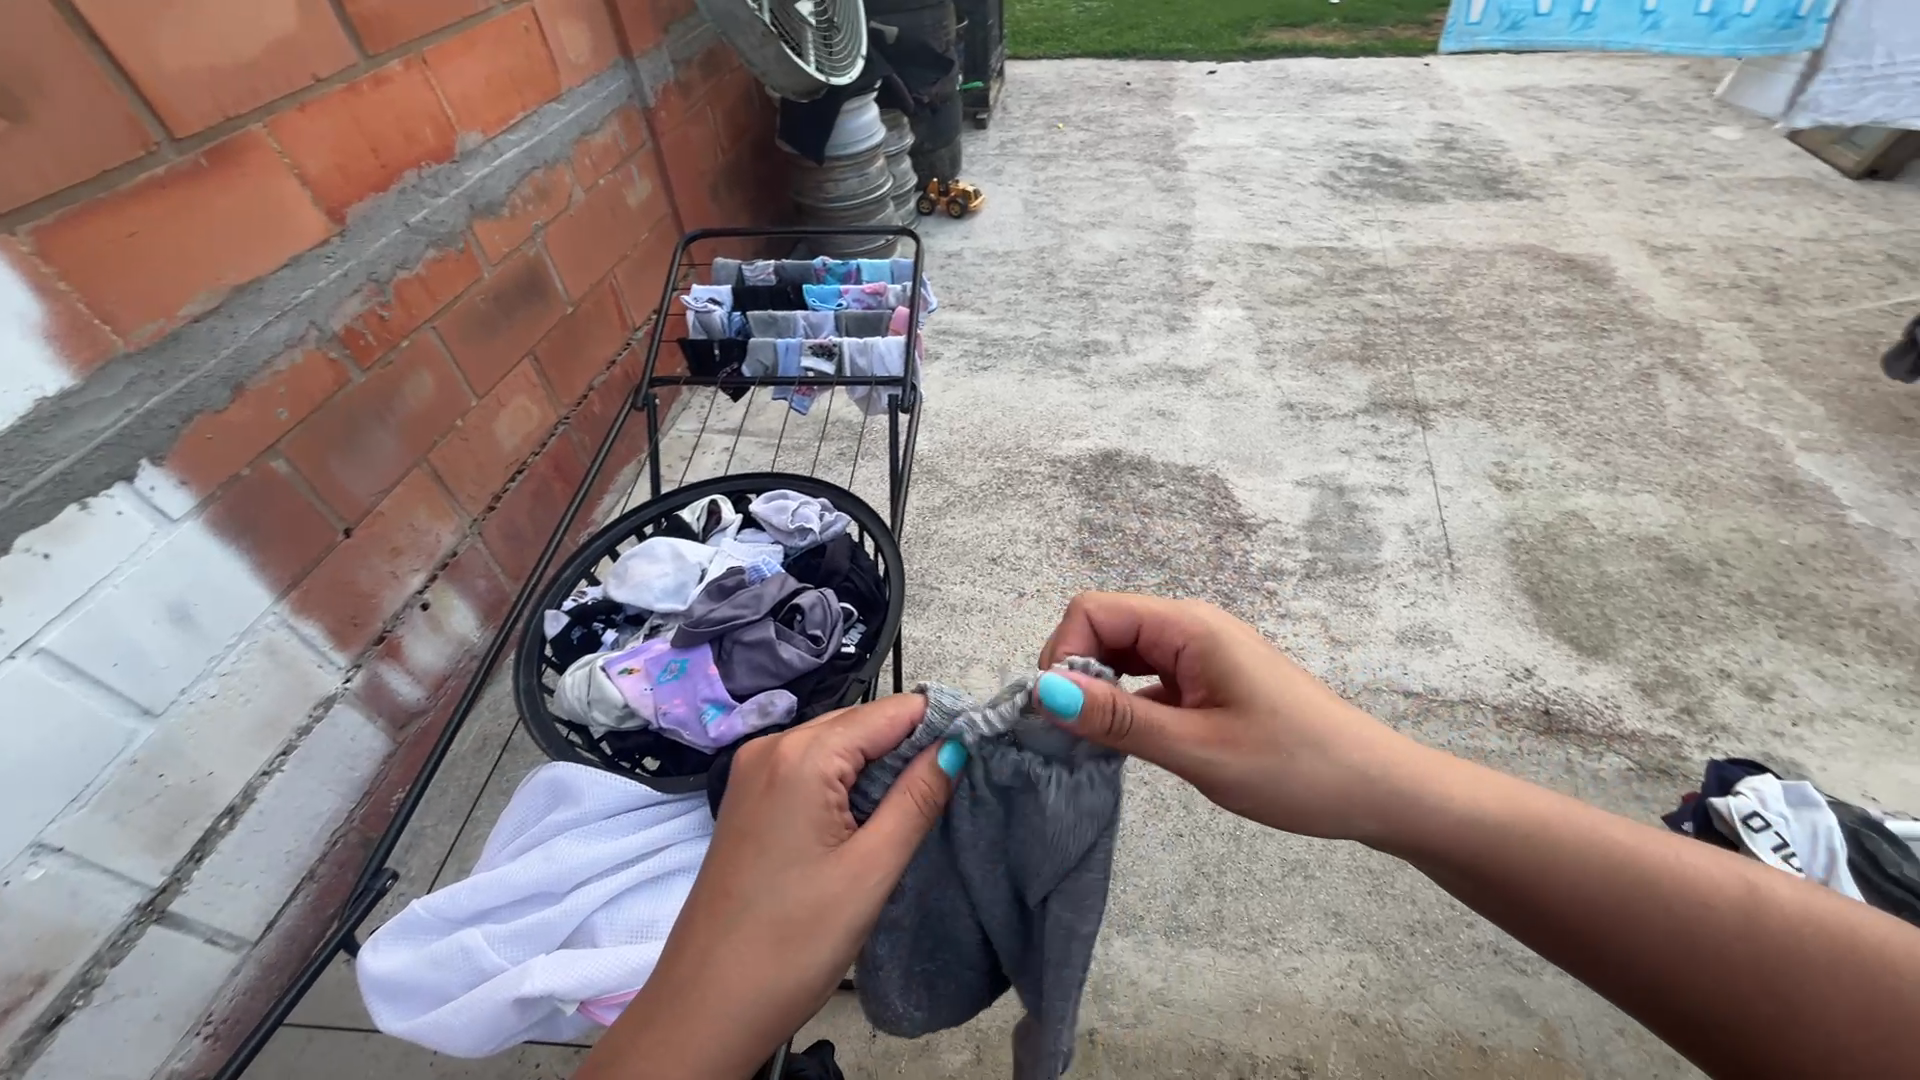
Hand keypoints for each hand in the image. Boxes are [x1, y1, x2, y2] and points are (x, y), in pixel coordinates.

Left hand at [578, 694, 962, 1079]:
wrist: (704, 1008)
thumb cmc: (792, 943)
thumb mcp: (870, 870)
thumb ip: (917, 798)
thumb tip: (956, 745)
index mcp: (802, 755)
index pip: (890, 711)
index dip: (937, 724)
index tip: (975, 750)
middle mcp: (771, 746)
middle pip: (860, 723)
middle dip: (907, 746)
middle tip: (948, 786)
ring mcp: (752, 770)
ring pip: (835, 744)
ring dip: (877, 766)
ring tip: (914, 805)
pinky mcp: (747, 797)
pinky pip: (809, 767)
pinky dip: (844, 781)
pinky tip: (866, 816)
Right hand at [1036, 592, 1417, 842]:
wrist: (1379, 790)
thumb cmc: (1296, 768)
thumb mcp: (1197, 749)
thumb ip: (1117, 719)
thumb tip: (1043, 692)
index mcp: (1189, 626)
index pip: (1093, 611)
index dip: (1063, 653)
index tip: (1059, 711)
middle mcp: (1191, 627)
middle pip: (1104, 628)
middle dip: (1076, 672)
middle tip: (1072, 732)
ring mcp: (1201, 652)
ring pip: (1123, 653)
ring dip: (1099, 688)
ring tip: (1094, 738)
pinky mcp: (1209, 678)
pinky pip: (1148, 677)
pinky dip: (1126, 702)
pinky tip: (1127, 739)